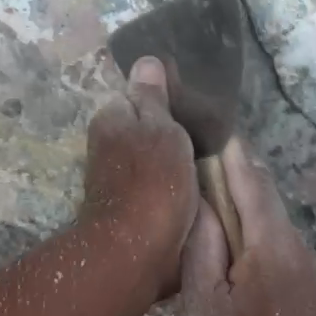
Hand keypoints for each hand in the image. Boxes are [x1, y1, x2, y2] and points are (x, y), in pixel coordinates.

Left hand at [77, 56, 197, 300]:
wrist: (135, 255)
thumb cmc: (152, 182)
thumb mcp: (161, 129)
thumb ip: (154, 98)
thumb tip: (146, 60)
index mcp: (111, 119)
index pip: (140, 98)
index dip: (167, 104)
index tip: (193, 115)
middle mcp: (106, 144)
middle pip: (147, 130)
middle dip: (172, 138)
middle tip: (207, 146)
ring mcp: (115, 178)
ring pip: (154, 161)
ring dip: (175, 167)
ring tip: (208, 173)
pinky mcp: (128, 208)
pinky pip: (157, 188)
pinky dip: (173, 191)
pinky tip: (196, 199)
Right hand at [181, 138, 315, 315]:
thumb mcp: (203, 305)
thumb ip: (203, 246)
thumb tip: (204, 201)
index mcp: (275, 247)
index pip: (253, 182)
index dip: (234, 154)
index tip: (218, 129)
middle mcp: (304, 252)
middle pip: (267, 204)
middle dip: (237, 184)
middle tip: (204, 169)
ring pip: (276, 232)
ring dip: (247, 219)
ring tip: (213, 219)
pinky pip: (285, 255)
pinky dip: (260, 244)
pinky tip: (238, 261)